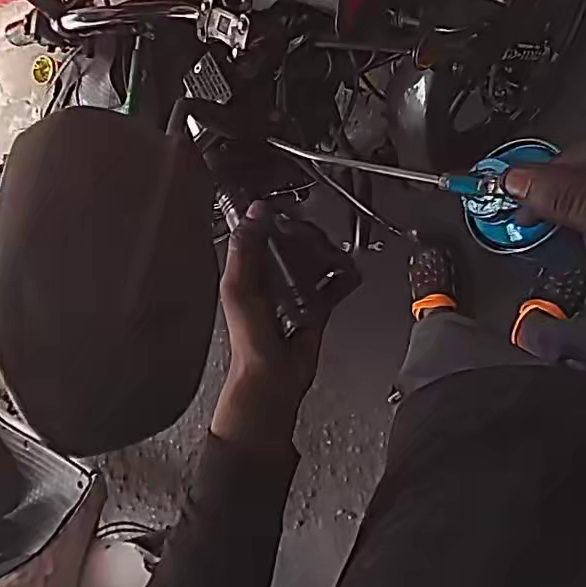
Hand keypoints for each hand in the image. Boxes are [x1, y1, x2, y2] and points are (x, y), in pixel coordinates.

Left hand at [213, 204, 324, 450]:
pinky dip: (341, 276)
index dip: (271, 218)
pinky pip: (331, 286)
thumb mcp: (239, 287)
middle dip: (303, 235)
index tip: (287, 208)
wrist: (272, 378)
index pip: (257, 233)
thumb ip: (244, 250)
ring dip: (324, 253)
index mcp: (245, 271)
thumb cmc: (249, 340)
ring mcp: (292, 294)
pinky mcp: (314, 309)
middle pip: (289, 244)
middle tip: (313, 233)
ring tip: (331, 250)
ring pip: (311, 261)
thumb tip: (253, 214)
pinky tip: (346, 271)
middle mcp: (268, 279)